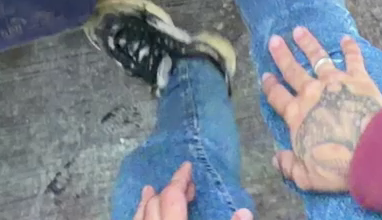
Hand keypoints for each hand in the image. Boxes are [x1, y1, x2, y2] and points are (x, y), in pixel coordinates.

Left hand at [131, 162, 252, 219]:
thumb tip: (244, 211)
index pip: (172, 197)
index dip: (180, 180)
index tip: (187, 167)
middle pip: (154, 205)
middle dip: (166, 189)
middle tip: (183, 181)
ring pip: (138, 218)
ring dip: (145, 203)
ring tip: (148, 190)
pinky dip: (138, 217)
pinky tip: (142, 215)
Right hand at [260, 26, 381, 193]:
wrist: (369, 149)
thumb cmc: (335, 165)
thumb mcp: (306, 176)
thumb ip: (289, 166)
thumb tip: (275, 158)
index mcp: (297, 114)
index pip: (278, 97)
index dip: (270, 86)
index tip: (265, 75)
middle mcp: (312, 92)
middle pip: (293, 70)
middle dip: (282, 55)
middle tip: (274, 40)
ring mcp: (334, 81)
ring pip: (317, 57)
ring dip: (308, 43)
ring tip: (299, 30)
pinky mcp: (357, 76)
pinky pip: (352, 58)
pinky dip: (349, 47)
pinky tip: (345, 38)